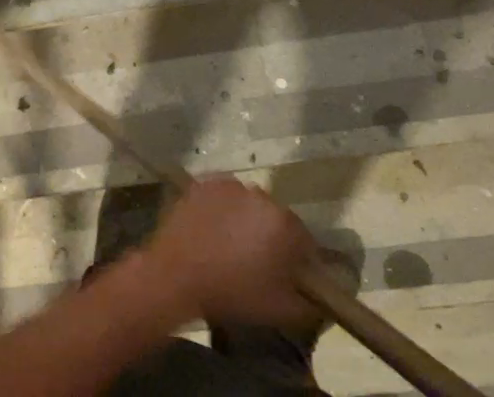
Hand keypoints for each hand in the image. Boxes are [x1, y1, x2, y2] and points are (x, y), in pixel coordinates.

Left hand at [141, 176, 325, 331]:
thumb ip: (310, 302)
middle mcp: (260, 195)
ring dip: (245, 219)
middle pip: (276, 218)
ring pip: (248, 204)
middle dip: (271, 236)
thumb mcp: (282, 310)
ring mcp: (228, 185)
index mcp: (285, 223)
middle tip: (255, 260)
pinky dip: (221, 208)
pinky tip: (211, 227)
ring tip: (228, 243)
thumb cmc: (232, 293)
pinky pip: (222, 196)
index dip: (297, 259)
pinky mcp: (201, 183)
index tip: (285, 274)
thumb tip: (317, 294)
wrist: (175, 275)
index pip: (304, 240)